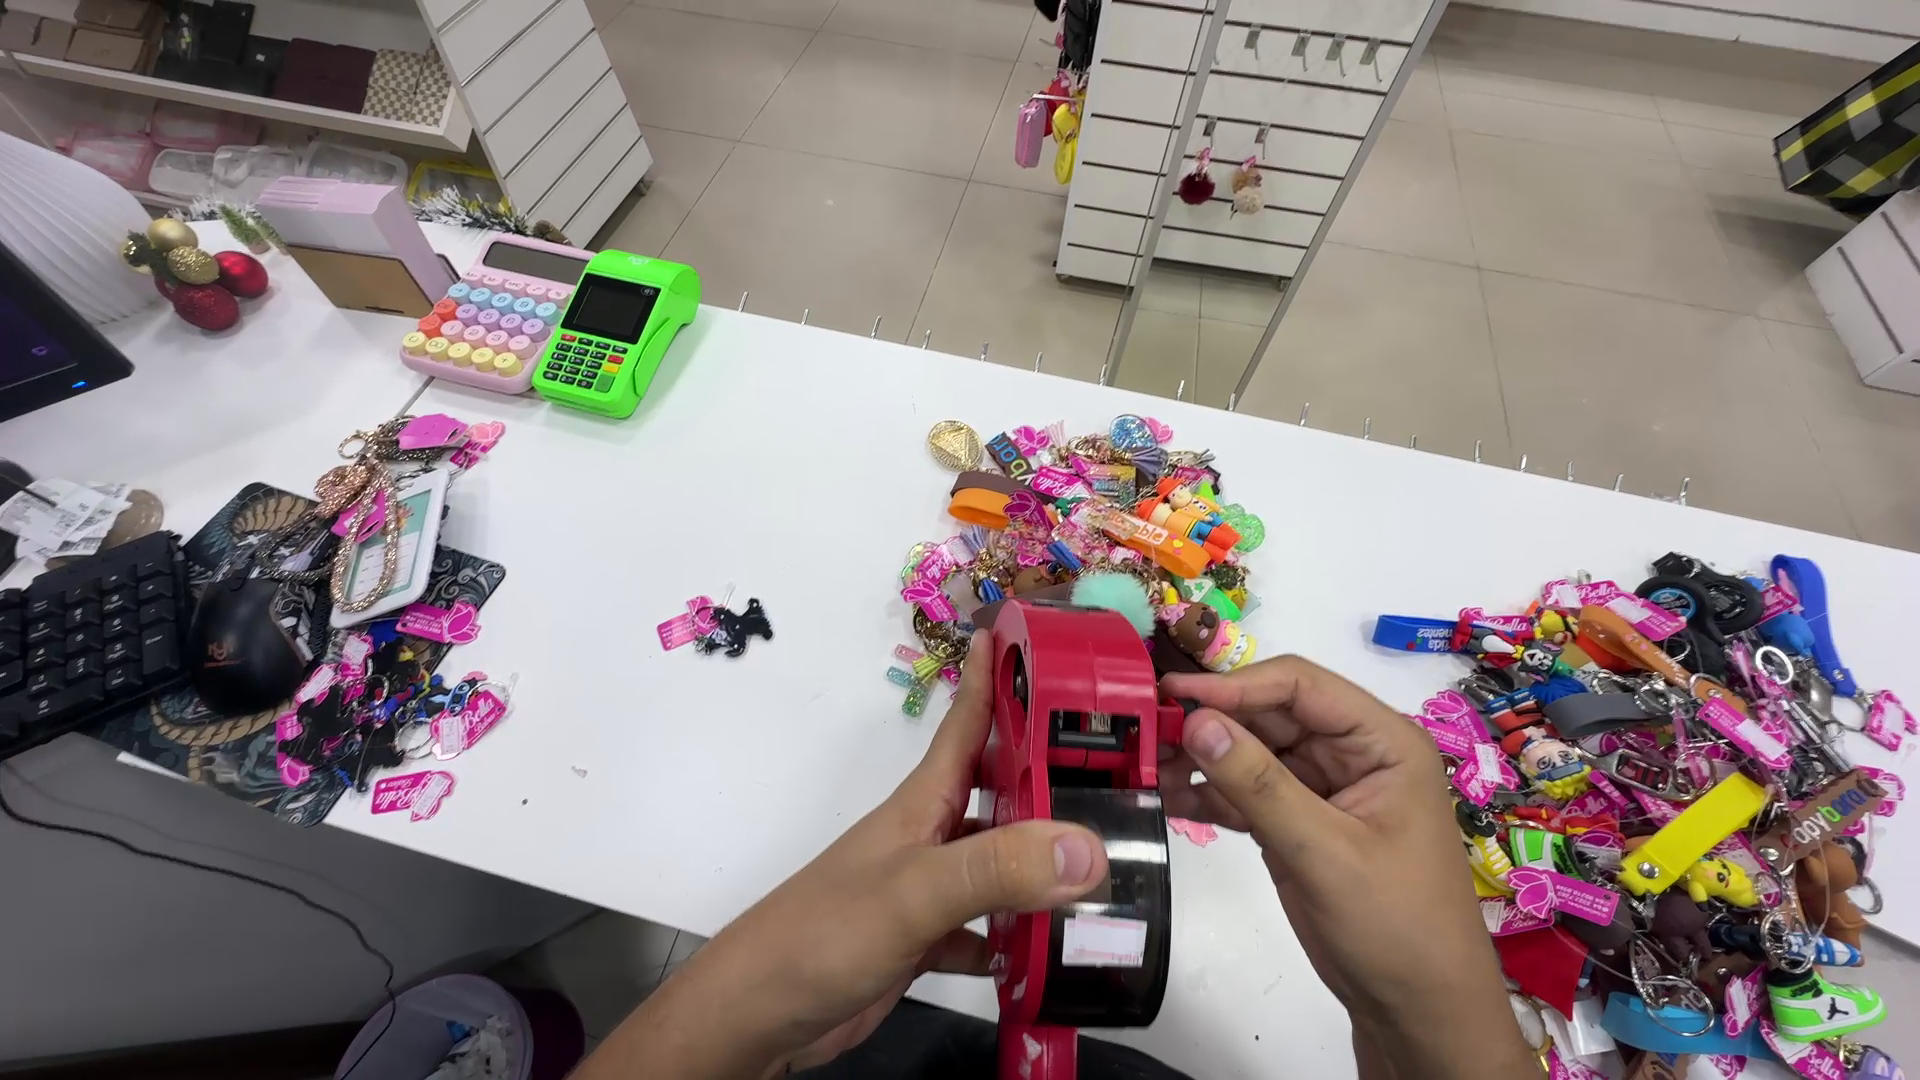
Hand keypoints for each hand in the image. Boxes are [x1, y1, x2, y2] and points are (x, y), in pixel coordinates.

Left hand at [581, 632, 1108, 1079]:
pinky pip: (985, 925)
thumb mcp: (915, 891)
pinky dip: (1016, 933)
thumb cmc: (829, 929)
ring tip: (1102, 863)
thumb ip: (997, 867)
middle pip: (998, 789)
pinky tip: (1049, 947)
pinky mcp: (926, 937)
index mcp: (926, 800)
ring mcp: (928, 886)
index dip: (992, 676)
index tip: (1024, 637)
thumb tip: (1088, 847)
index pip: (967, 722)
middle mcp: (932, 833)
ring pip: (998, 859)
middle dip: (1047, 772)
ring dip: (1041, 859)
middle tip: (1113, 771)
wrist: (761, 1012)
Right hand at [1160, 657, 1533, 1079]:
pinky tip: (1168, 796)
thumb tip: (1194, 720)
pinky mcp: (1294, 816)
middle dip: (1209, 722)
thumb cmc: (1395, 926)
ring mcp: (1319, 783)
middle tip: (1149, 732)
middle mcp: (1349, 750)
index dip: (1235, 684)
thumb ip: (1258, 783)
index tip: (1174, 695)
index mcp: (1380, 740)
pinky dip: (1207, 791)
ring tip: (1150, 767)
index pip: (1299, 685)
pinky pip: (1243, 787)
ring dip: (1200, 756)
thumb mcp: (1324, 851)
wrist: (1416, 1012)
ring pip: (1248, 748)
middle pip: (1266, 713)